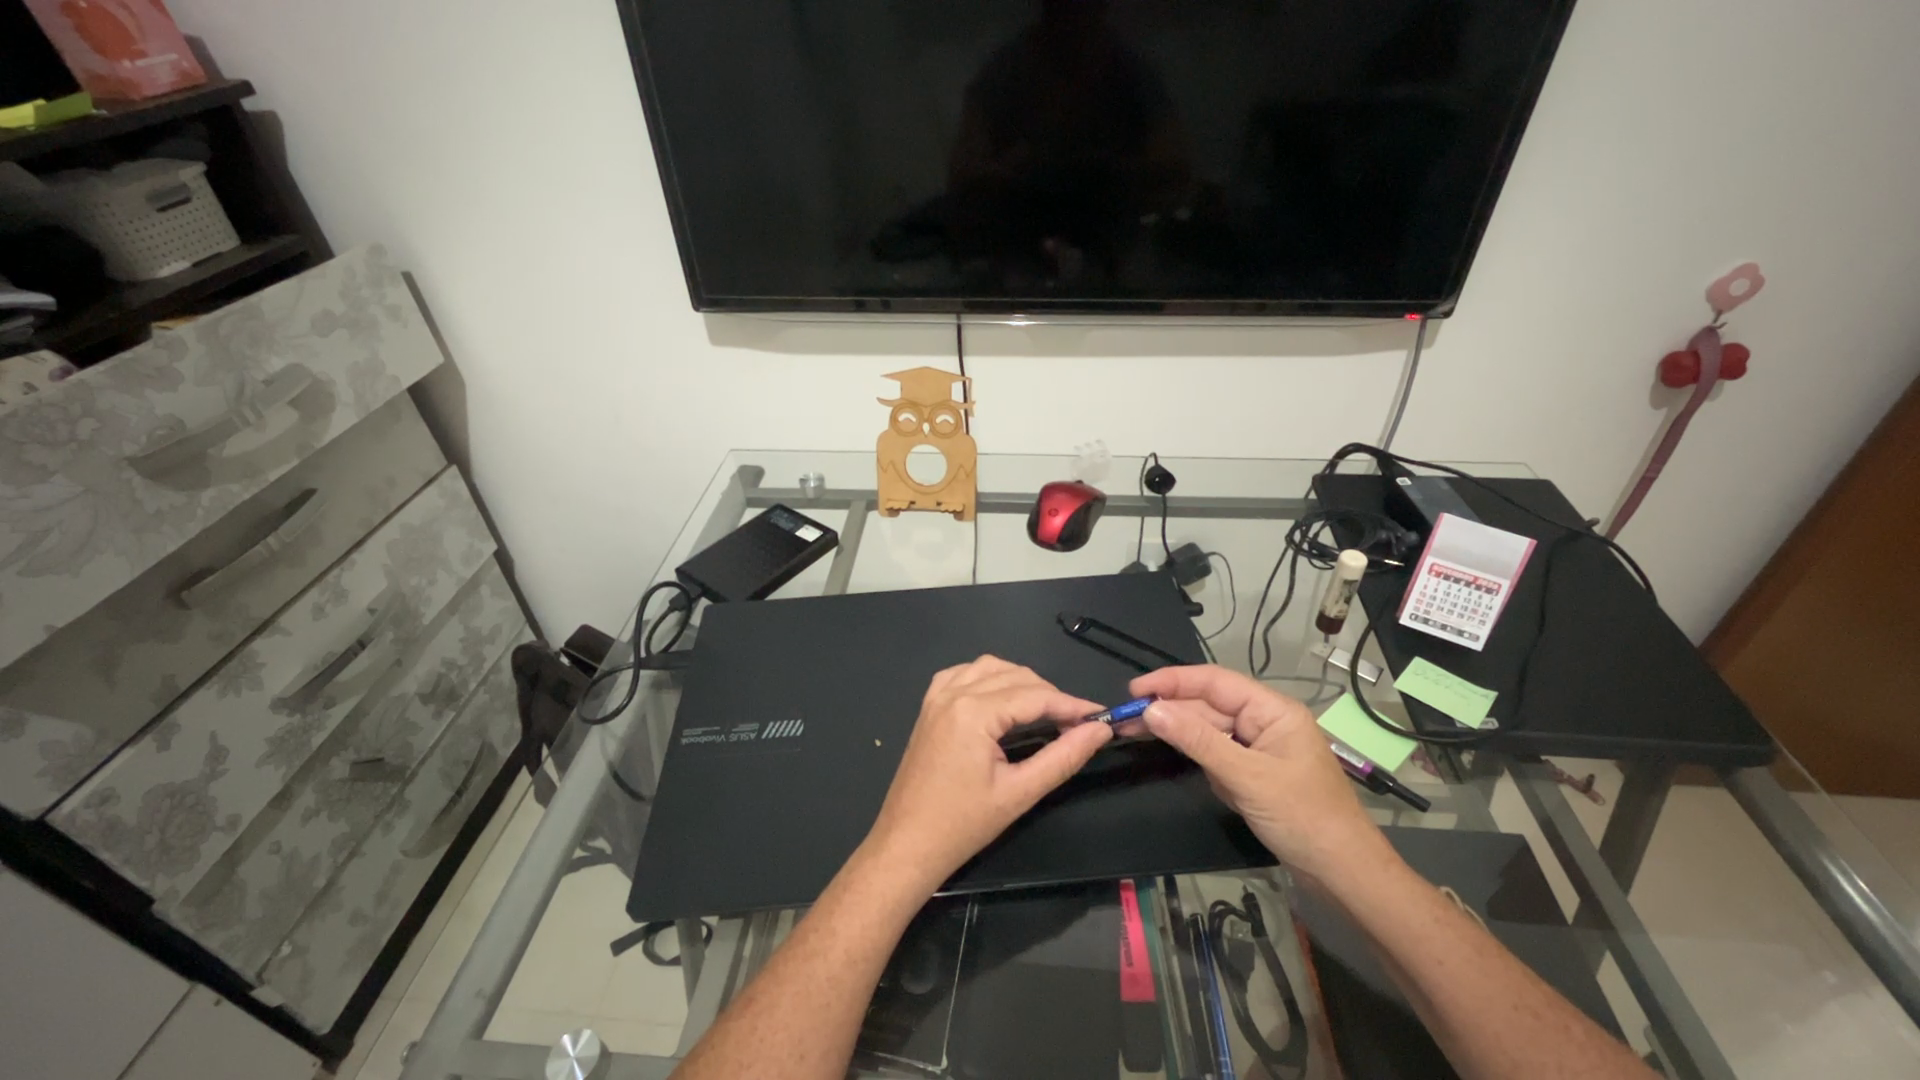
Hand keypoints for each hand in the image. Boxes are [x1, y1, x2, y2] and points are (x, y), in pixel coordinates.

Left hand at [864, 656, 1112, 888]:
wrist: (908, 844)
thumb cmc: (963, 825)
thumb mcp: (1020, 792)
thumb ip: (1063, 757)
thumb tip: (1100, 730)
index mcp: (974, 711)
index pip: (1036, 696)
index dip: (1073, 705)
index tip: (1102, 717)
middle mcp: (953, 693)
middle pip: (1016, 675)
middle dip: (1050, 695)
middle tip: (1076, 724)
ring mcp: (937, 697)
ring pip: (990, 667)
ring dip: (1022, 682)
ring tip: (1046, 712)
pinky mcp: (928, 708)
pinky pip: (963, 674)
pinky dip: (989, 679)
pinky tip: (1002, 699)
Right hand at [1132, 665, 1392, 882]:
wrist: (1342, 871)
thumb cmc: (1302, 817)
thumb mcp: (1246, 777)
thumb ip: (1198, 741)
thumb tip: (1151, 711)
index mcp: (1273, 710)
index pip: (1215, 682)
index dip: (1172, 681)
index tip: (1134, 691)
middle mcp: (1266, 722)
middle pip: (1209, 706)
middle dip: (1169, 710)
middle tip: (1124, 720)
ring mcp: (1260, 749)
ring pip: (1210, 731)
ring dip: (1178, 733)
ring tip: (1136, 734)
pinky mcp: (1255, 774)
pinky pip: (1218, 754)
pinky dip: (1195, 755)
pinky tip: (1171, 753)